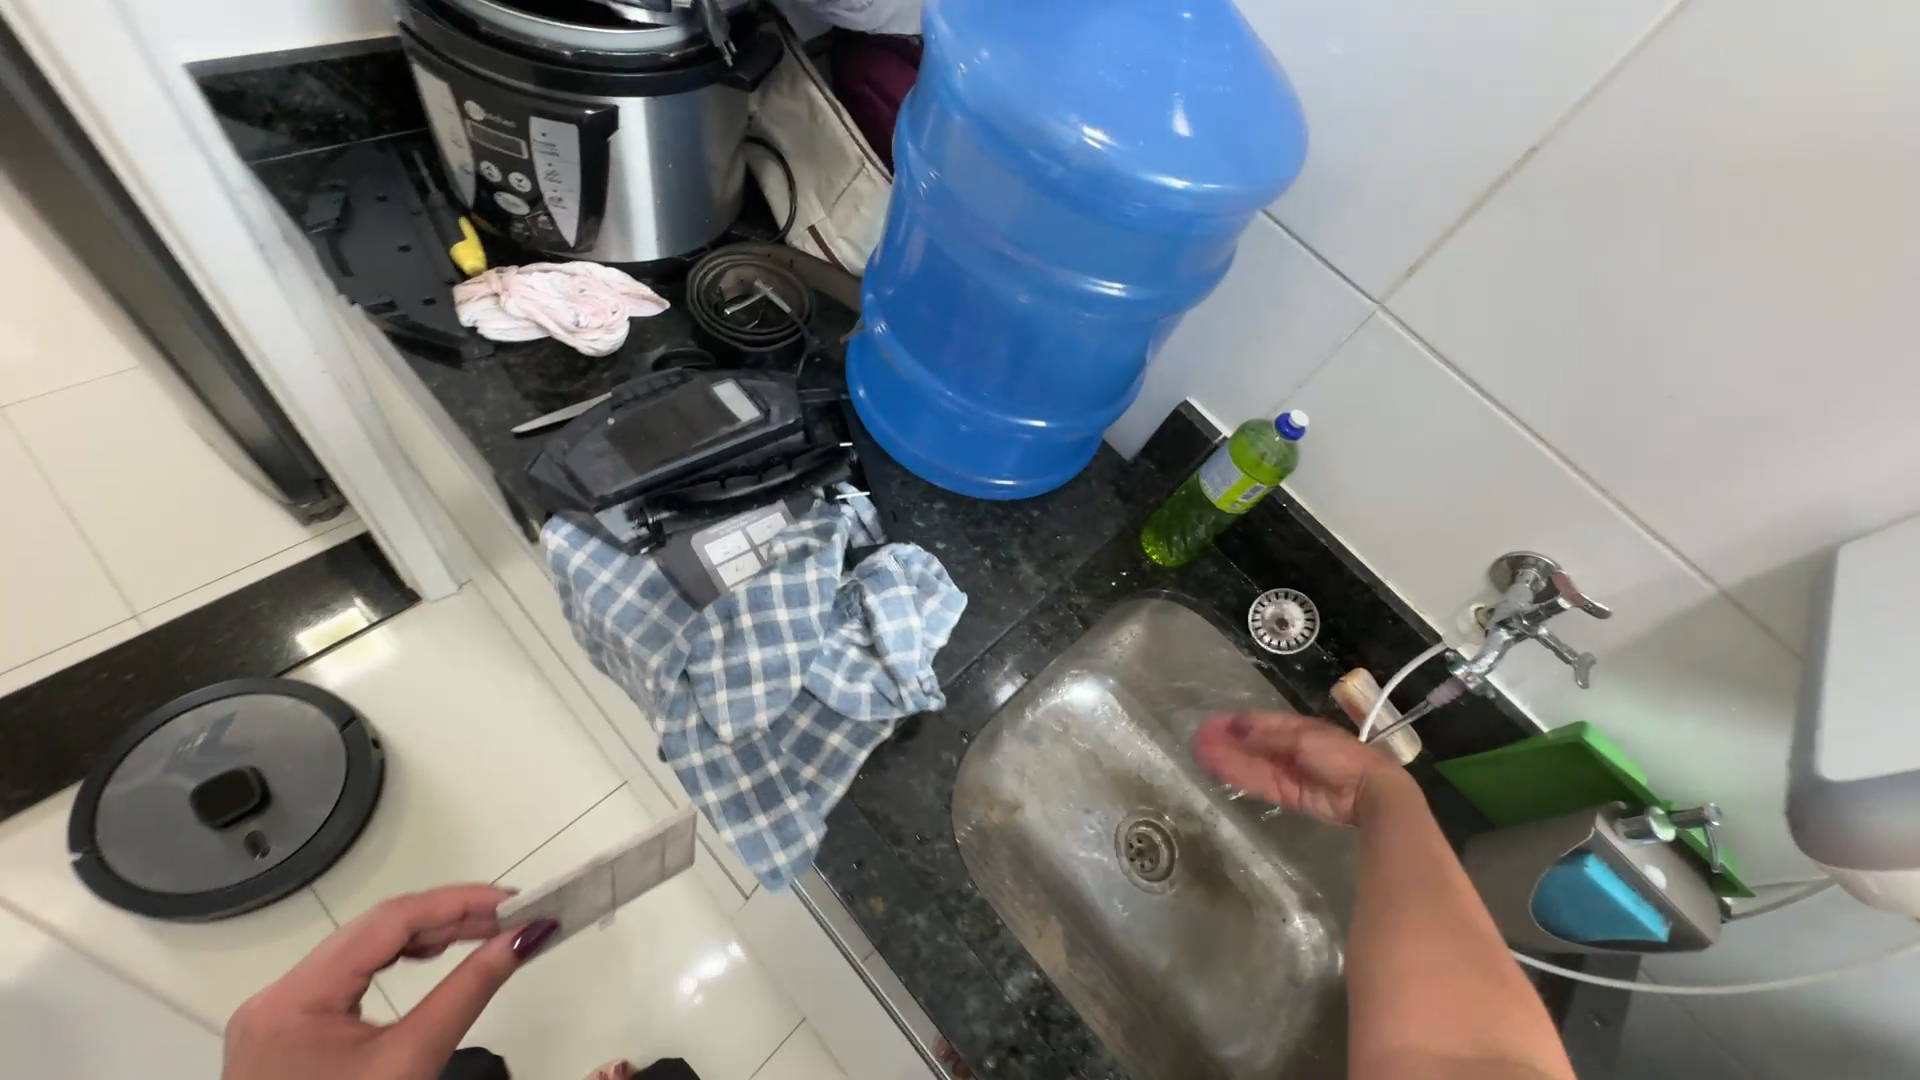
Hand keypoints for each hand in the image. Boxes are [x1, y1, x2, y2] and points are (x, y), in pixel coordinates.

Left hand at [222, 885, 558, 1079]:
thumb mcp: (413, 1059)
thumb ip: (471, 988)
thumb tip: (529, 934)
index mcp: (294, 998)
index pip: (390, 920)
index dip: (458, 901)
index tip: (516, 901)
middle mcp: (278, 993)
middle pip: (379, 927)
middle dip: (451, 915)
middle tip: (513, 915)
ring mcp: (282, 1007)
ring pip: (371, 943)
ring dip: (434, 931)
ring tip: (489, 931)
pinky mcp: (293, 1022)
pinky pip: (359, 967)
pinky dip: (407, 954)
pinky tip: (441, 951)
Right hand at [1192, 711, 1407, 825]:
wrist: (1371, 793)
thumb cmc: (1341, 756)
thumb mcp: (1304, 739)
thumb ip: (1269, 735)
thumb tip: (1237, 727)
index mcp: (1297, 728)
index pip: (1259, 723)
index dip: (1234, 723)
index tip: (1209, 724)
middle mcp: (1290, 748)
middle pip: (1251, 744)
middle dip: (1225, 742)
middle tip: (1197, 740)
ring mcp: (1289, 772)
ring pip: (1251, 764)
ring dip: (1227, 759)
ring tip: (1200, 755)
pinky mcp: (1290, 795)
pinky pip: (1259, 784)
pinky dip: (1240, 777)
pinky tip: (1220, 772)